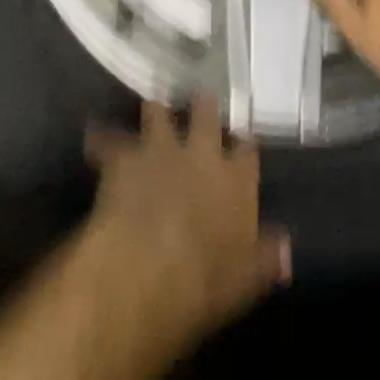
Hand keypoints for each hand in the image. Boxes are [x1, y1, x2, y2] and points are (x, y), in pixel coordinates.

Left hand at [84, 98, 290, 339]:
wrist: (145, 268)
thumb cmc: (204, 280)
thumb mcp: (245, 278)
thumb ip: (264, 256)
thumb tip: (283, 248)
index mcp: (236, 179)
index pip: (247, 149)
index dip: (244, 143)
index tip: (242, 139)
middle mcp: (201, 153)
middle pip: (206, 114)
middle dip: (203, 105)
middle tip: (201, 99)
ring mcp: (159, 149)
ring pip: (158, 113)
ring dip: (155, 111)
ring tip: (153, 104)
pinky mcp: (121, 157)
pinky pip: (107, 138)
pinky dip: (102, 137)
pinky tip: (96, 133)